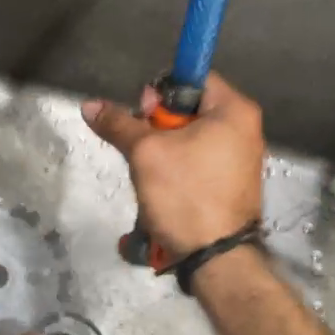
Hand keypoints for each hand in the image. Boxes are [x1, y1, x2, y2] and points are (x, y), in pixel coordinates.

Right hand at [81, 73, 266, 256]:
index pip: (192, 77)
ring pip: (189, 136)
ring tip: (149, 170)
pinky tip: (162, 186)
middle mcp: (245, 128)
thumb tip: (89, 105)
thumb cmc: (185, 193)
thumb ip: (118, 123)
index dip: (160, 90)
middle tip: (142, 145)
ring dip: (162, 148)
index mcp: (234, 110)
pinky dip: (177, 166)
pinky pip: (198, 159)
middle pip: (189, 107)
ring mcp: (241, 157)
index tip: (142, 114)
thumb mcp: (145, 152)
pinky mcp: (232, 182)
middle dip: (157, 124)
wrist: (215, 257)